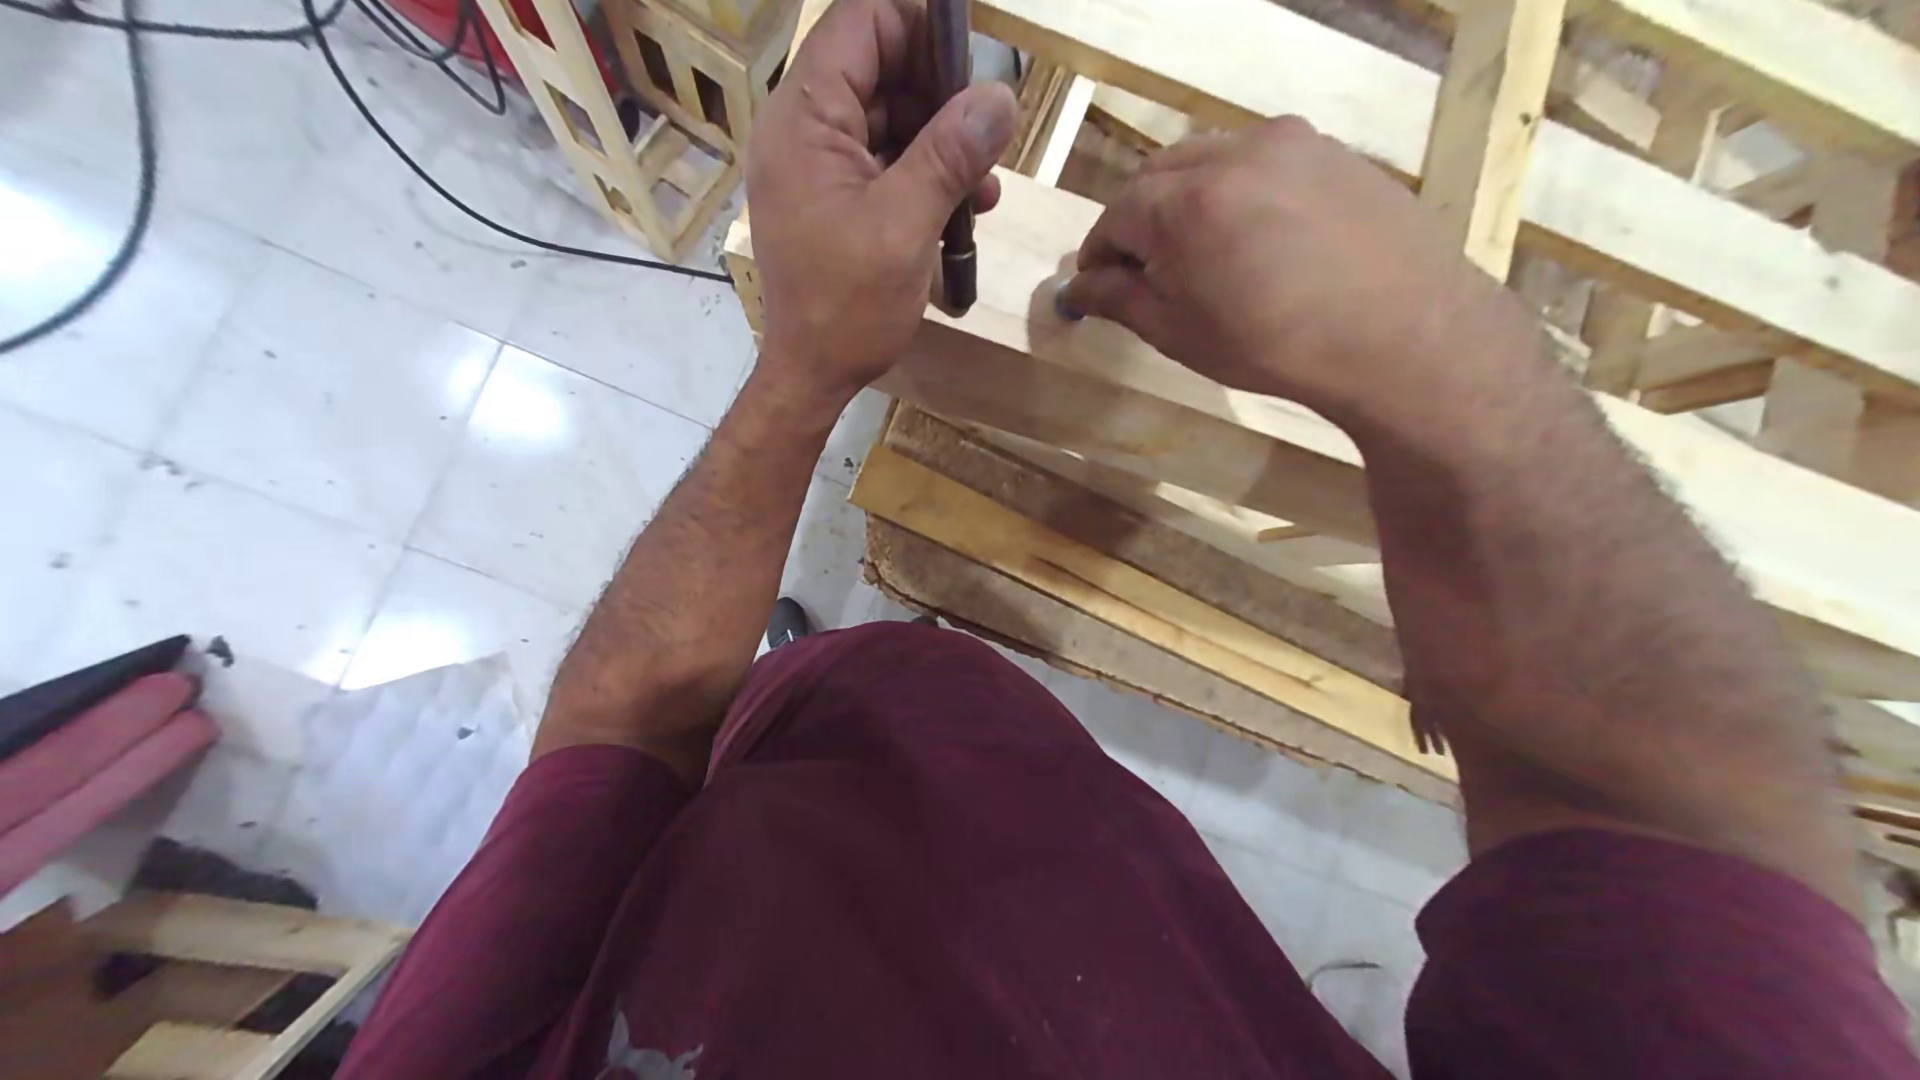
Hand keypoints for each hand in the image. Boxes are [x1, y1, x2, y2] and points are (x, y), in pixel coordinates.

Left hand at [744, 0, 1017, 415]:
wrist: (815, 373)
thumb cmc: (849, 306)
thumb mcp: (905, 225)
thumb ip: (950, 155)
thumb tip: (1000, 96)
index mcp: (804, 121)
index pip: (860, 26)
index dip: (919, 27)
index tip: (973, 60)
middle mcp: (801, 132)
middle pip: (876, 72)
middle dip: (939, 96)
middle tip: (988, 129)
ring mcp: (815, 168)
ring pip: (886, 122)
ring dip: (940, 144)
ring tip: (986, 181)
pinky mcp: (832, 201)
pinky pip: (882, 166)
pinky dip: (923, 177)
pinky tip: (967, 206)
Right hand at [1061, 118, 1536, 426]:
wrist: (1397, 333)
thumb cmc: (1271, 346)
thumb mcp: (1179, 333)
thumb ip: (1119, 299)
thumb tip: (1076, 287)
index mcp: (1184, 204)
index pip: (1114, 217)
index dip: (1097, 255)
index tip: (1094, 286)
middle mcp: (1230, 153)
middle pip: (1154, 179)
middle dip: (1135, 224)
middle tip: (1141, 272)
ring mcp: (1284, 142)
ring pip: (1203, 160)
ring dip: (1180, 200)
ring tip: (1195, 252)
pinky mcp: (1325, 147)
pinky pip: (1254, 159)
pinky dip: (1230, 189)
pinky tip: (1248, 235)